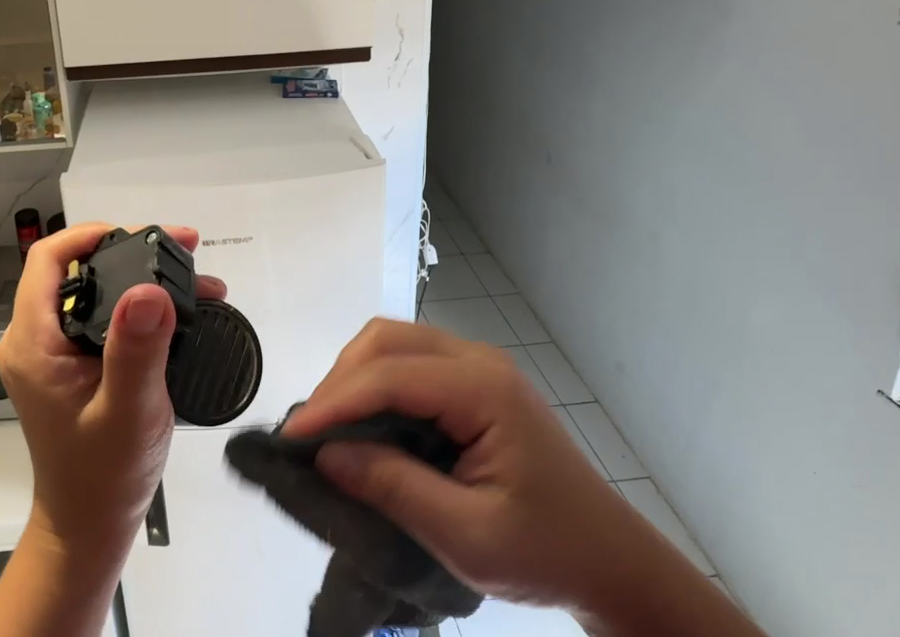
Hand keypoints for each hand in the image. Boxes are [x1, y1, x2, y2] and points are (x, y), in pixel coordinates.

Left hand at [0, 223, 226, 551]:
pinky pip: (101, 317)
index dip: (90, 235)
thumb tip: (149, 289)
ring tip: (197, 279)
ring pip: (92, 291)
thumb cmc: (104, 475)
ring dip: (141, 279)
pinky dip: (138, 307)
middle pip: (73, 269)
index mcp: (33, 343)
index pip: (48, 260)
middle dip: (130, 252)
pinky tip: (181, 311)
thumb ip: (137, 350)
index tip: (143, 235)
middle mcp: (35, 340)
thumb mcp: (128, 411)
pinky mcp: (71, 365)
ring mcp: (51, 352)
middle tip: (184, 250)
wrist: (90, 525)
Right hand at [283, 321, 759, 633]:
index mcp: (483, 390)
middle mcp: (479, 362)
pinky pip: (410, 364)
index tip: (290, 441)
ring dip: (354, 378)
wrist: (608, 559)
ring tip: (329, 432)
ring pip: (394, 344)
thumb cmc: (544, 551)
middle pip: (387, 340)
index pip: (389, 376)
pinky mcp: (474, 385)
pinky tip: (362, 425)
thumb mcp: (465, 534)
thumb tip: (325, 454)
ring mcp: (478, 369)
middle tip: (310, 436)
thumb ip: (393, 487)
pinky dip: (375, 385)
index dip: (333, 403)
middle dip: (339, 381)